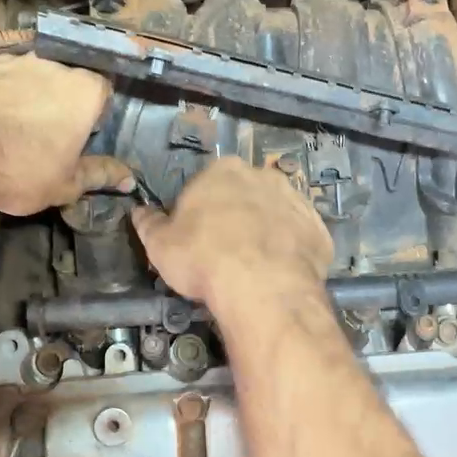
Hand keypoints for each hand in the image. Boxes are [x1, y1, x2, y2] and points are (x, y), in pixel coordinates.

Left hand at [0, 54, 131, 215]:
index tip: (81, 134)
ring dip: (27, 93)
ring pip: (28, 75)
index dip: (94, 112)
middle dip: (60, 100)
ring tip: (11, 124)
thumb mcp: (69, 183)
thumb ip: (102, 174)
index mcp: (84, 90)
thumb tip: (130, 179)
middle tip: (46, 132)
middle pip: (65, 79)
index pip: (102, 91)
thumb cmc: (24, 171)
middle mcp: (52, 65)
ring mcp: (12, 61)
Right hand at [131, 157, 332, 308]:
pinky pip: (299, 236)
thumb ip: (149, 224)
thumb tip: (138, 211)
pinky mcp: (319, 229)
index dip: (200, 212)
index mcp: (223, 170)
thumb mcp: (160, 245)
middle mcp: (263, 176)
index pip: (206, 185)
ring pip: (275, 212)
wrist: (264, 287)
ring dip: (266, 230)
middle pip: (245, 194)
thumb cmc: (204, 259)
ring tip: (255, 264)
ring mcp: (296, 200)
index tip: (196, 237)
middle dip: (236, 216)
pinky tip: (279, 272)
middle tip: (225, 251)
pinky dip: (290, 249)